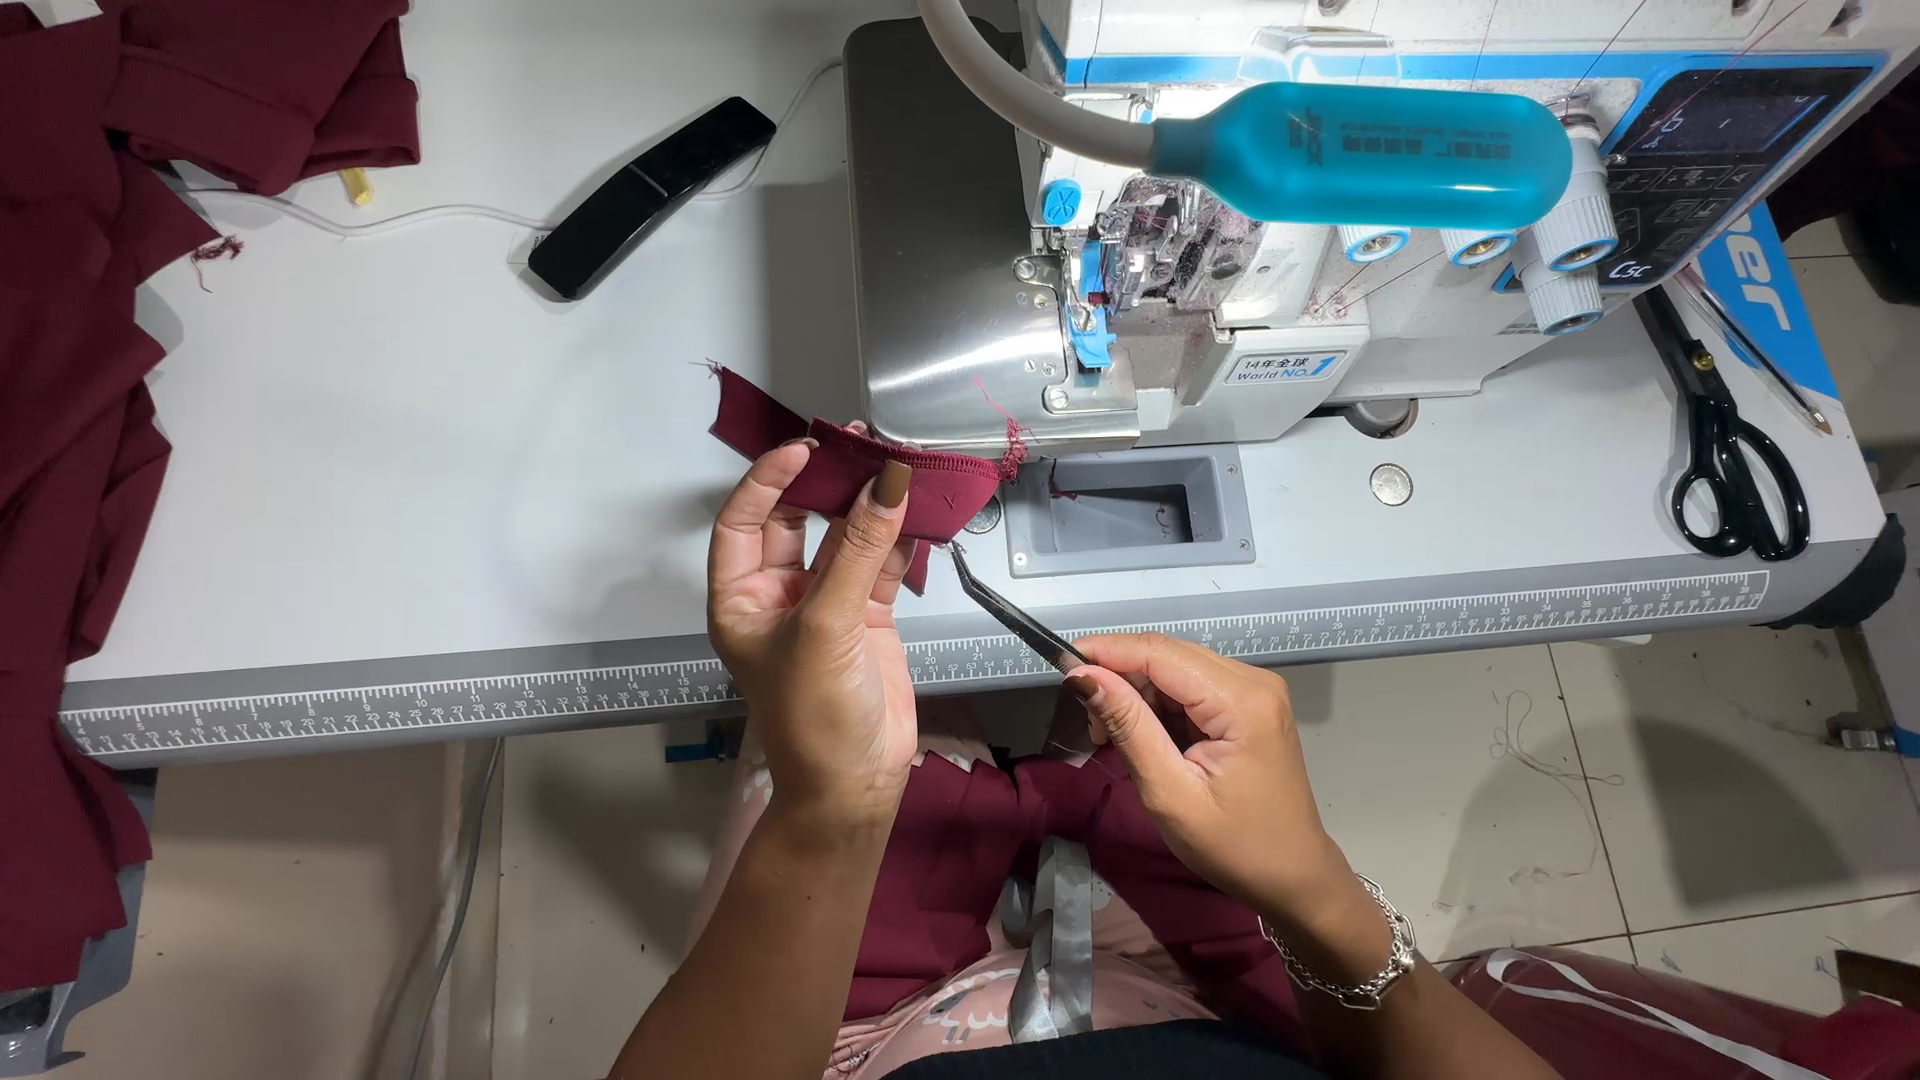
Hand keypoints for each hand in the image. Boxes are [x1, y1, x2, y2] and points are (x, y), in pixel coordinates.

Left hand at [707, 442, 918, 828]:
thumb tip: (888, 483)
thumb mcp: (825, 627)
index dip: (768, 481)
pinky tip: (915, 513)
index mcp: (742, 598)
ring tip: (895, 466)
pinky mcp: (867, 617)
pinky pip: (879, 565)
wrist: (856, 782)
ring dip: (868, 508)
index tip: (804, 448)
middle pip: (796, 522)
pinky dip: (897, 541)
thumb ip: (858, 552)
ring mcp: (827, 605)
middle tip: (858, 445)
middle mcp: (780, 596)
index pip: (744, 521)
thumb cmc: (814, 715)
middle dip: (823, 485)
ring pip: (845, 540)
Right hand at [1066, 633, 1359, 926]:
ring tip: (1113, 735)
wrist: (1294, 877)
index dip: (1107, 651)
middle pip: (1167, 654)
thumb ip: (1128, 727)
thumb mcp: (1170, 793)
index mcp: (1241, 701)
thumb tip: (1083, 677)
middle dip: (1119, 675)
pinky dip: (1157, 701)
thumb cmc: (1234, 847)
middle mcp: (1253, 680)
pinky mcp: (1249, 701)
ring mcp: (1254, 688)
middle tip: (1089, 721)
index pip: (1160, 653)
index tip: (1061, 666)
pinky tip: (1144, 733)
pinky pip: (1189, 683)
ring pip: (1174, 666)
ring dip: (1135, 691)